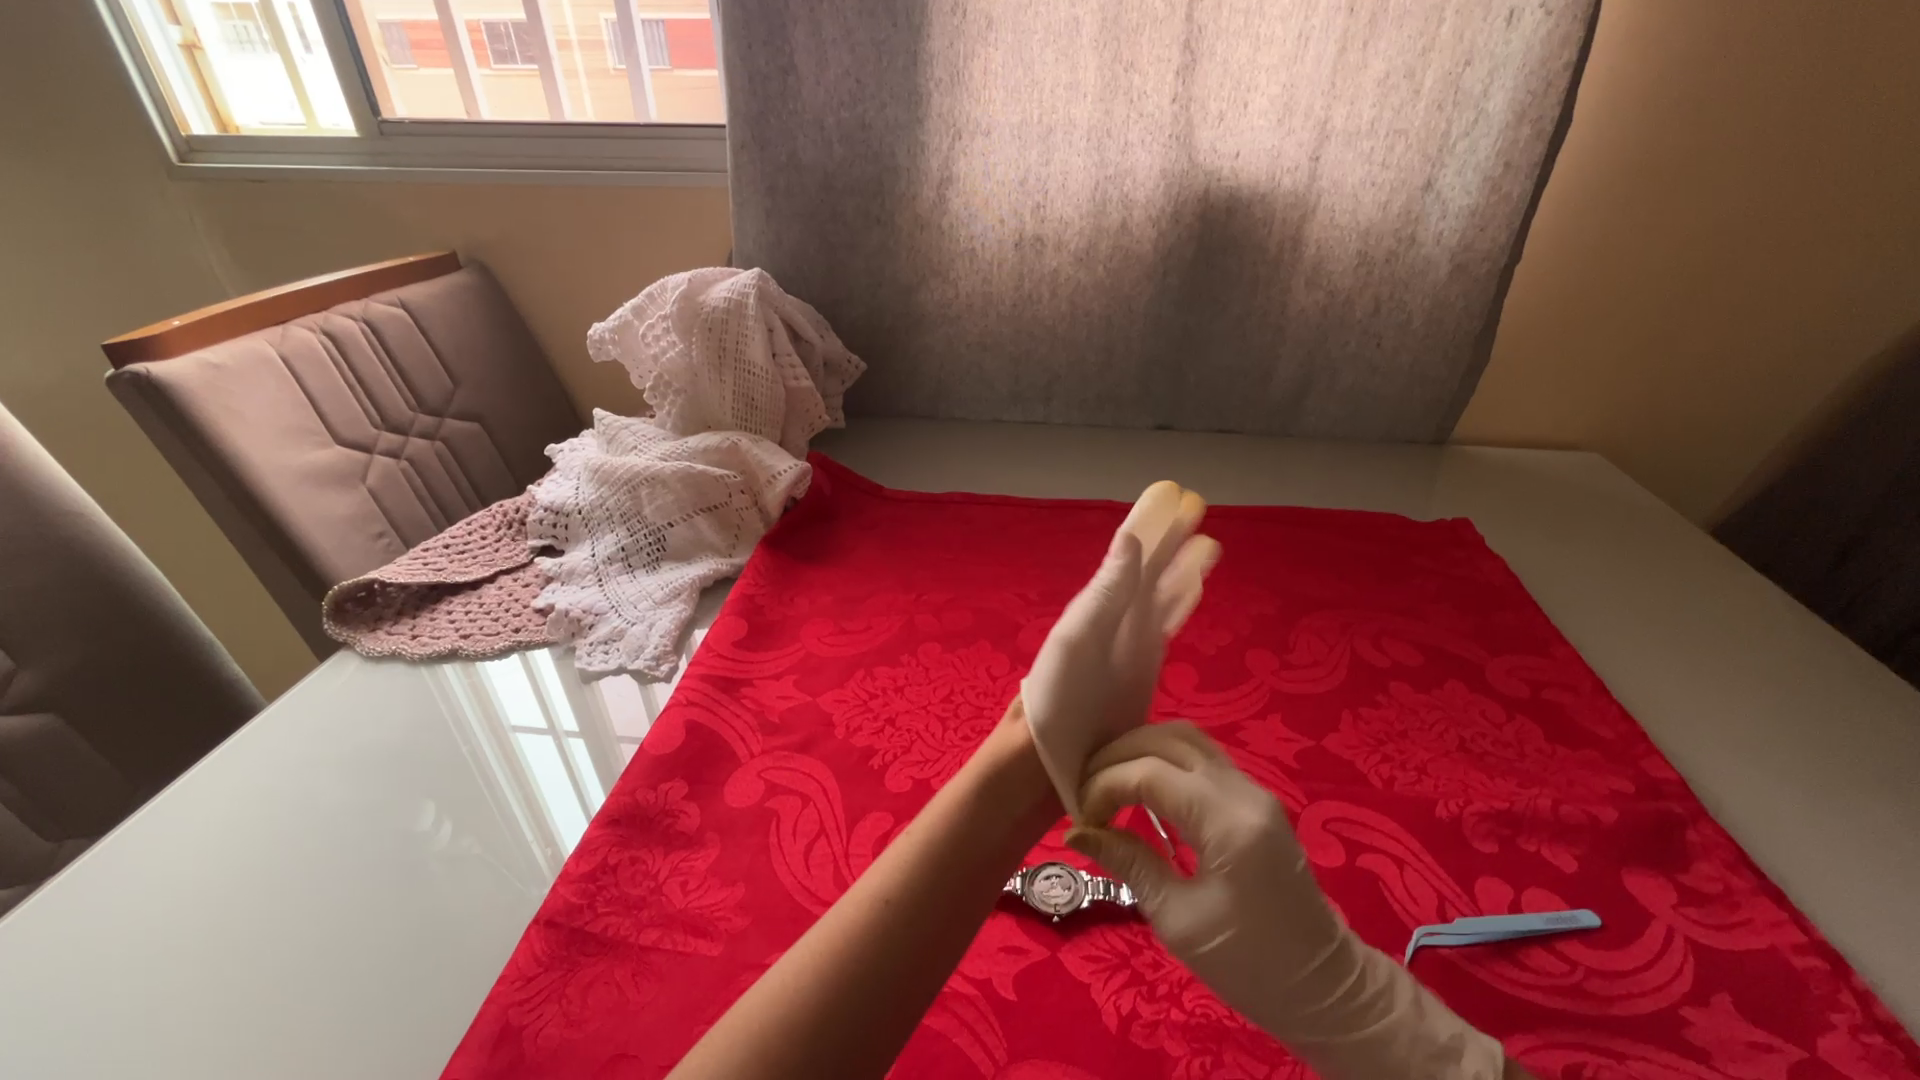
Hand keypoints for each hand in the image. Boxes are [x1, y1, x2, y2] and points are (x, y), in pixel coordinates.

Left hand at [1020, 482, 1218, 818]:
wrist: (1050, 760)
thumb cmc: (1056, 700)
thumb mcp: (1077, 641)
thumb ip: (1105, 592)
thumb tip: (1130, 539)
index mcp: (1101, 604)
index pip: (1132, 553)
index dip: (1151, 524)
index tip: (1173, 493)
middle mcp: (1117, 617)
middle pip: (1151, 569)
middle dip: (1172, 540)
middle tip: (1198, 507)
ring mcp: (1132, 644)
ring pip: (1162, 594)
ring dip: (1182, 569)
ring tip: (1207, 544)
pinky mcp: (1143, 672)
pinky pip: (1166, 627)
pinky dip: (1181, 605)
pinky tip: (1193, 592)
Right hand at [1066, 723, 1345, 1017]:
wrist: (1323, 987)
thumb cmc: (1249, 966)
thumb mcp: (1177, 920)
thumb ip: (1129, 863)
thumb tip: (1077, 832)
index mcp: (1228, 823)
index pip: (1149, 773)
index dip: (1104, 787)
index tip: (1081, 821)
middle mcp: (1244, 791)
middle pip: (1168, 740)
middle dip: (1116, 757)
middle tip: (1084, 793)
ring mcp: (1253, 790)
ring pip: (1186, 740)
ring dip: (1139, 751)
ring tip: (1105, 784)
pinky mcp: (1253, 800)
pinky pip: (1200, 758)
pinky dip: (1161, 761)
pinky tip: (1138, 787)